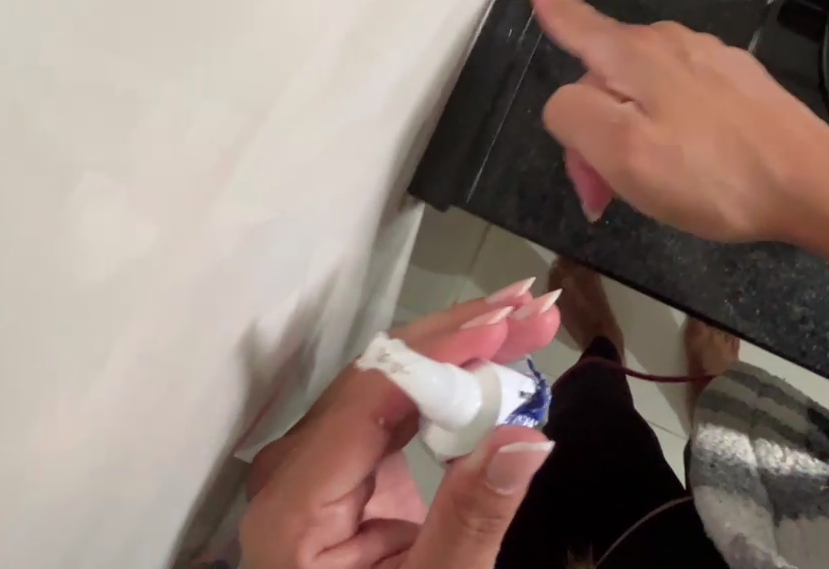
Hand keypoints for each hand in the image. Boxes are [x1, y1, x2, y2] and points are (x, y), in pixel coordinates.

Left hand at [241, 286, 562, 568]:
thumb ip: (471, 520)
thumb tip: (529, 437)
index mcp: (294, 504)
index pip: (371, 395)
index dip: (440, 350)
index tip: (504, 322)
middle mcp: (296, 466)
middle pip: (383, 373)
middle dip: (464, 334)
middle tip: (533, 308)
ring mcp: (319, 460)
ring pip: (394, 377)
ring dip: (464, 344)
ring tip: (526, 319)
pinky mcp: (348, 463)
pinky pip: (399, 403)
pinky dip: (451, 379)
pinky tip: (492, 355)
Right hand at [524, 0, 828, 349]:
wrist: (815, 184)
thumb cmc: (711, 172)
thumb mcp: (621, 153)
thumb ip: (572, 116)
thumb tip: (567, 98)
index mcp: (632, 56)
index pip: (574, 19)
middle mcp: (667, 43)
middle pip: (602, 77)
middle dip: (592, 130)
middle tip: (606, 194)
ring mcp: (707, 59)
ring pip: (641, 92)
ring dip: (629, 138)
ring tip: (653, 189)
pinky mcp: (736, 81)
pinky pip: (679, 99)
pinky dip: (666, 133)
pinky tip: (693, 168)